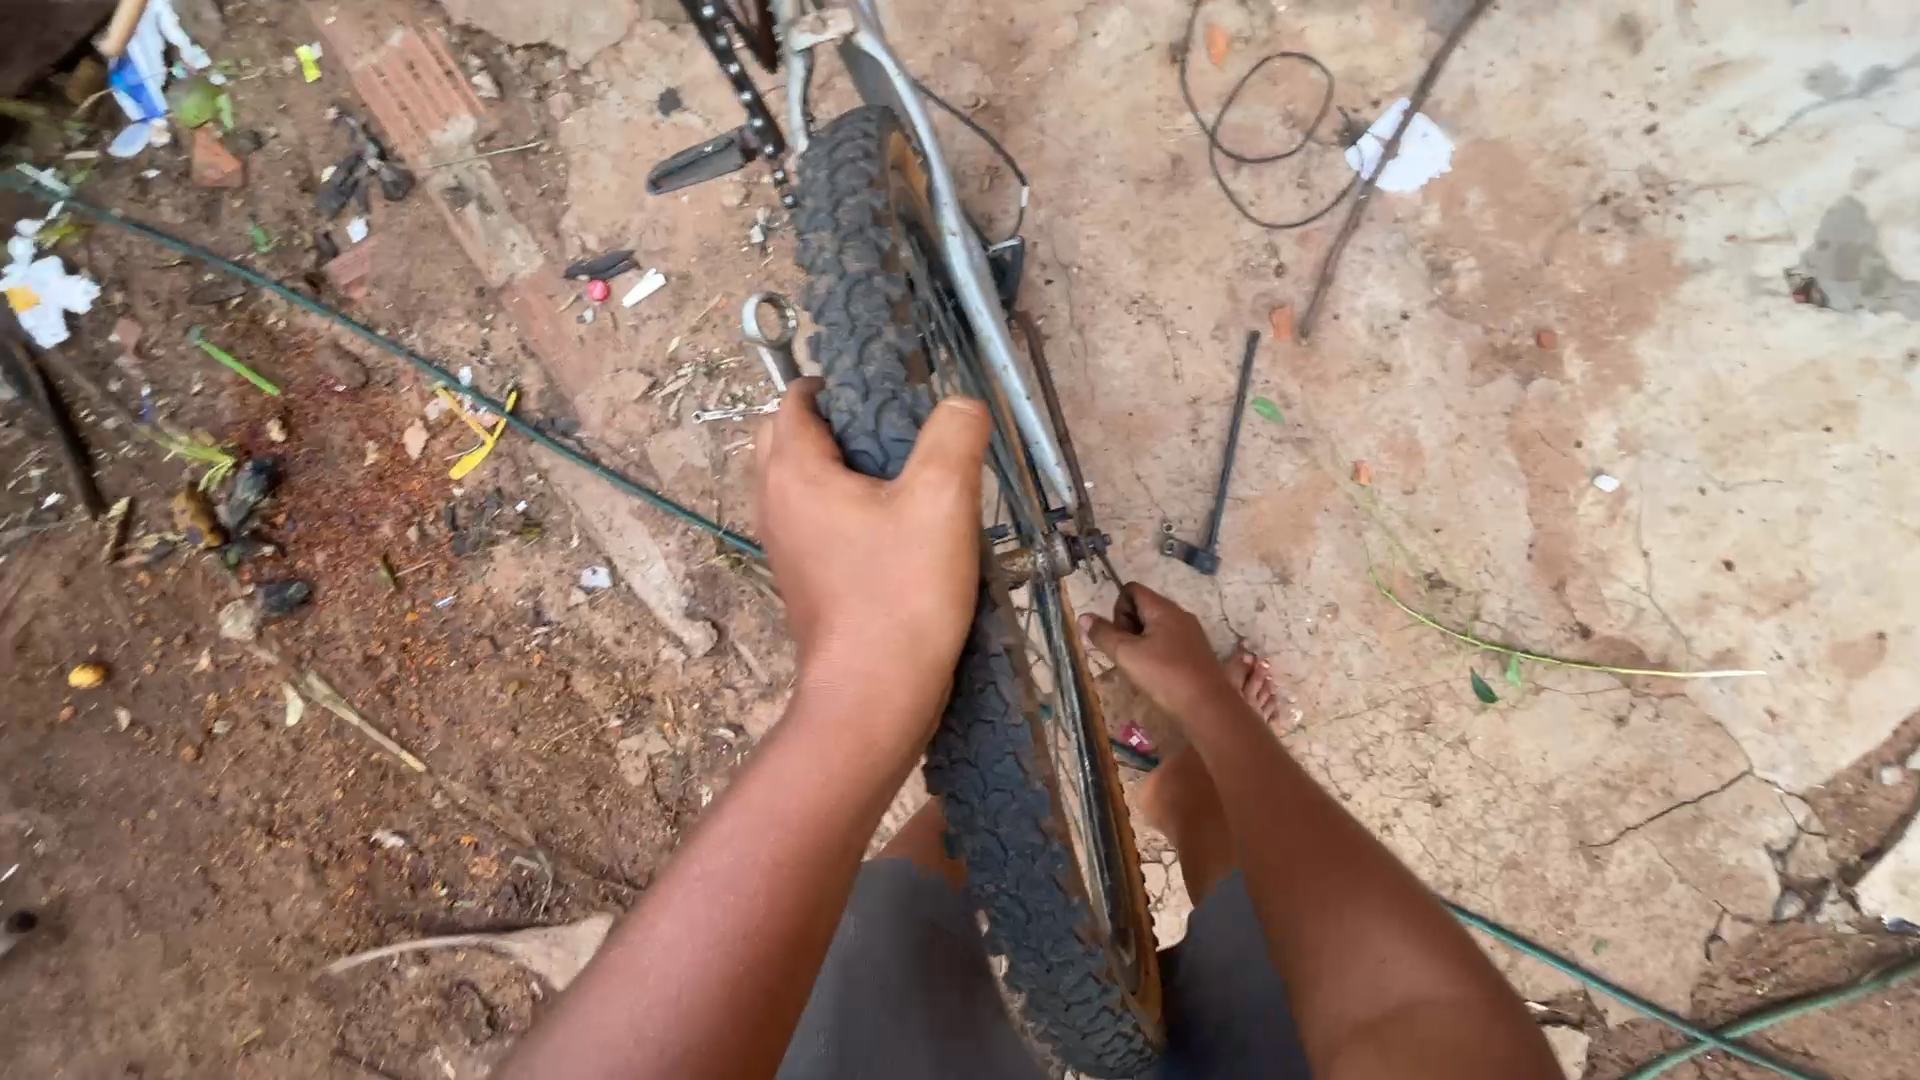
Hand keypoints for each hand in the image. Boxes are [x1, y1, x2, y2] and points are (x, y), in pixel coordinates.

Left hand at [754, 379, 991, 744]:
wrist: (875, 693)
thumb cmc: (903, 591)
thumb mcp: (942, 499)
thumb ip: (955, 434)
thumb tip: (964, 405)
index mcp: (794, 472)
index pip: (795, 400)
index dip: (836, 385)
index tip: (887, 394)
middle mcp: (775, 504)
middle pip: (788, 438)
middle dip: (833, 423)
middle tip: (894, 433)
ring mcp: (785, 547)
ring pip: (800, 483)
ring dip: (840, 468)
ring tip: (900, 478)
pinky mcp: (803, 579)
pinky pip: (814, 521)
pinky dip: (842, 507)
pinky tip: (893, 526)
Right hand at [1080, 584, 1239, 720]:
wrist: (1208, 708)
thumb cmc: (1165, 676)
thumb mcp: (1127, 655)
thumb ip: (1103, 635)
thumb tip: (1083, 617)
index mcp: (1163, 609)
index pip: (1131, 590)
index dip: (1117, 610)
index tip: (1118, 636)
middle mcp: (1179, 615)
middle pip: (1142, 608)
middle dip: (1126, 628)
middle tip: (1125, 654)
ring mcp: (1190, 634)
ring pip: (1154, 627)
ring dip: (1138, 643)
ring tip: (1137, 668)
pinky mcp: (1196, 653)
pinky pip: (1167, 643)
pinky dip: (1154, 654)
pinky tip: (1154, 676)